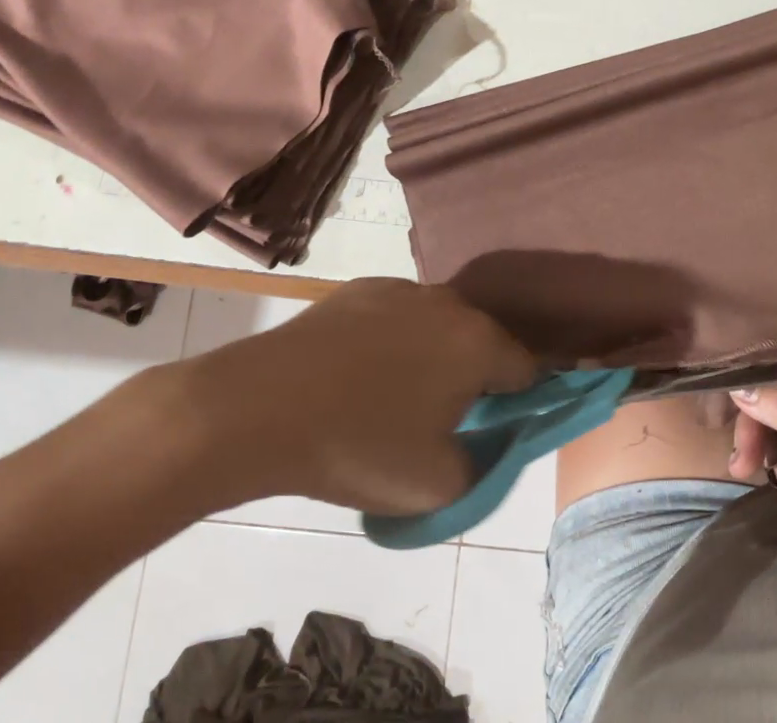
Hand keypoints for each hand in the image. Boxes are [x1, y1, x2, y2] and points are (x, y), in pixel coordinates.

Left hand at [170, 278, 536, 515]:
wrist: (248, 412)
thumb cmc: (355, 448)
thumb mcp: (437, 486)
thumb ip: (485, 465)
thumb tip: (489, 443)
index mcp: (480, 344)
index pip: (528, 371)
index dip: (517, 405)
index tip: (489, 432)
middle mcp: (450, 305)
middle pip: (484, 345)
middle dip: (473, 380)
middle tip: (438, 423)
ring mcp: (400, 290)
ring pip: (439, 330)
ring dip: (432, 360)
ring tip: (389, 402)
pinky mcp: (356, 290)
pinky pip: (395, 320)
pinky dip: (389, 345)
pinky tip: (353, 378)